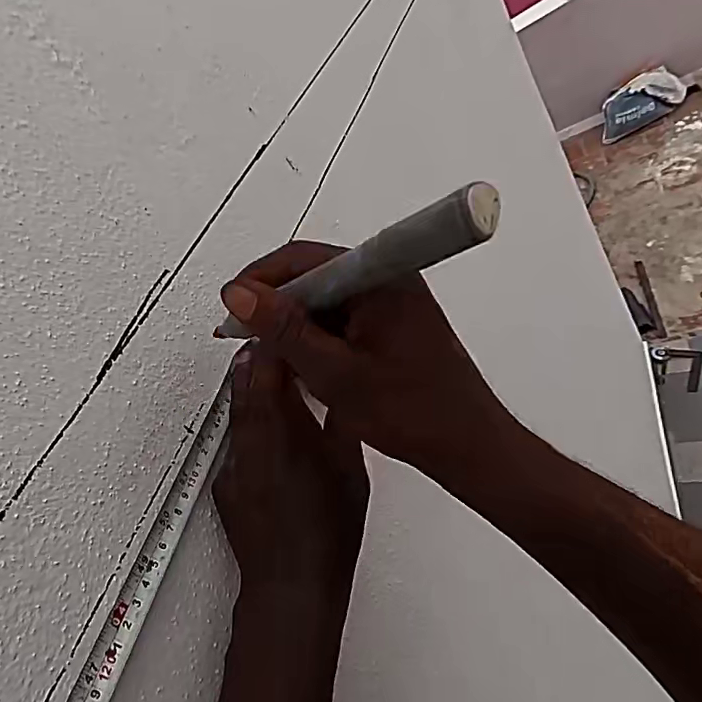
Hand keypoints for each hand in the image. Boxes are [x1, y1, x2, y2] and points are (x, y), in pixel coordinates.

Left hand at [211, 342, 368, 596]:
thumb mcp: (349, 468)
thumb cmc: (323, 534)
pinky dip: (249, 423)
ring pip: (237, 407)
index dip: (278, 340)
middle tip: (276, 342)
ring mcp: (234, 461)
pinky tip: (268, 432)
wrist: (291, 583)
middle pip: (246, 379)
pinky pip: (235, 439)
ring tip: (272, 377)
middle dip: (260, 355)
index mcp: (283, 428)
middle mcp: (251, 439)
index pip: (271, 364)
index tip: (288, 325)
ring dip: (252, 386)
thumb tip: (341, 404)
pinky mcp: (226, 482)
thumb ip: (340, 425)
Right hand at [218, 241, 523, 489]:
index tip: (236, 305)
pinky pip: (341, 315)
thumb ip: (283, 329)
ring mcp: (392, 299)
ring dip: (295, 324)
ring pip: (324, 298)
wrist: (464, 443)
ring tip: (281, 356)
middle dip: (275, 305)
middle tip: (249, 331)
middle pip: (312, 274)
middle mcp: (389, 279)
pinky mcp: (391, 320)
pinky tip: (308, 362)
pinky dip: (317, 336)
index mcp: (380, 279)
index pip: (302, 258)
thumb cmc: (419, 412)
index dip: (260, 281)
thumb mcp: (333, 371)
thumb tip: (243, 297)